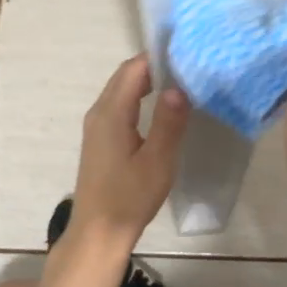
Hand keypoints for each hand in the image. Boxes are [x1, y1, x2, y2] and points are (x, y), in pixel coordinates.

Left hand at [66, 54, 190, 249]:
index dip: (159, 57)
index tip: (188, 54)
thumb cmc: (129, 198)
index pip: (134, 69)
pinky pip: (120, 105)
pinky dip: (140, 97)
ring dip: (148, 81)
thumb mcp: (157, 161)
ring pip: (122, 90)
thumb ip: (168, 122)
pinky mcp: (100, 139)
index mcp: (111, 113)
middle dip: (155, 66)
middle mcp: (99, 112)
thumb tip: (179, 87)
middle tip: (189, 65)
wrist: (99, 232)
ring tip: (181, 82)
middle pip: (126, 76)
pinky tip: (162, 108)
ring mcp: (97, 126)